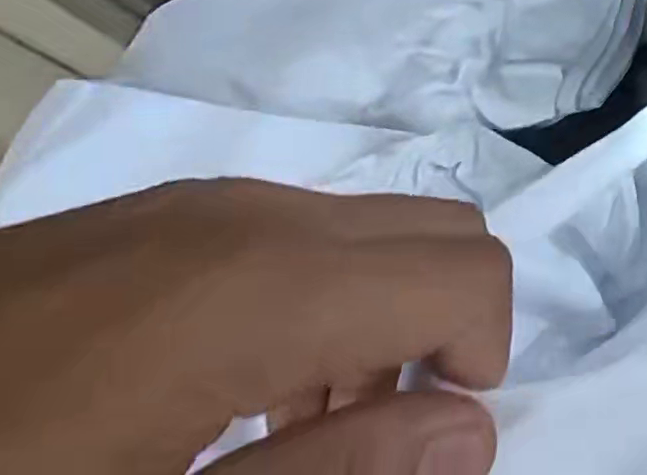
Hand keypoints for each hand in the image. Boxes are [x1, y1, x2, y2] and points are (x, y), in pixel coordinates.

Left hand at [0, 180, 511, 474]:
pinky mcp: (162, 208)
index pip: (467, 269)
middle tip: (382, 428)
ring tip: (302, 420)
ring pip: (377, 224)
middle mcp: (262, 210)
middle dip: (450, 322)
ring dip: (385, 312)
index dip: (484, 352)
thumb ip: (336, 474)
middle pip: (443, 226)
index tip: (438, 436)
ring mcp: (208, 198)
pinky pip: (301, 229)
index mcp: (270, 283)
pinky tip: (234, 384)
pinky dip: (321, 296)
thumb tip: (470, 435)